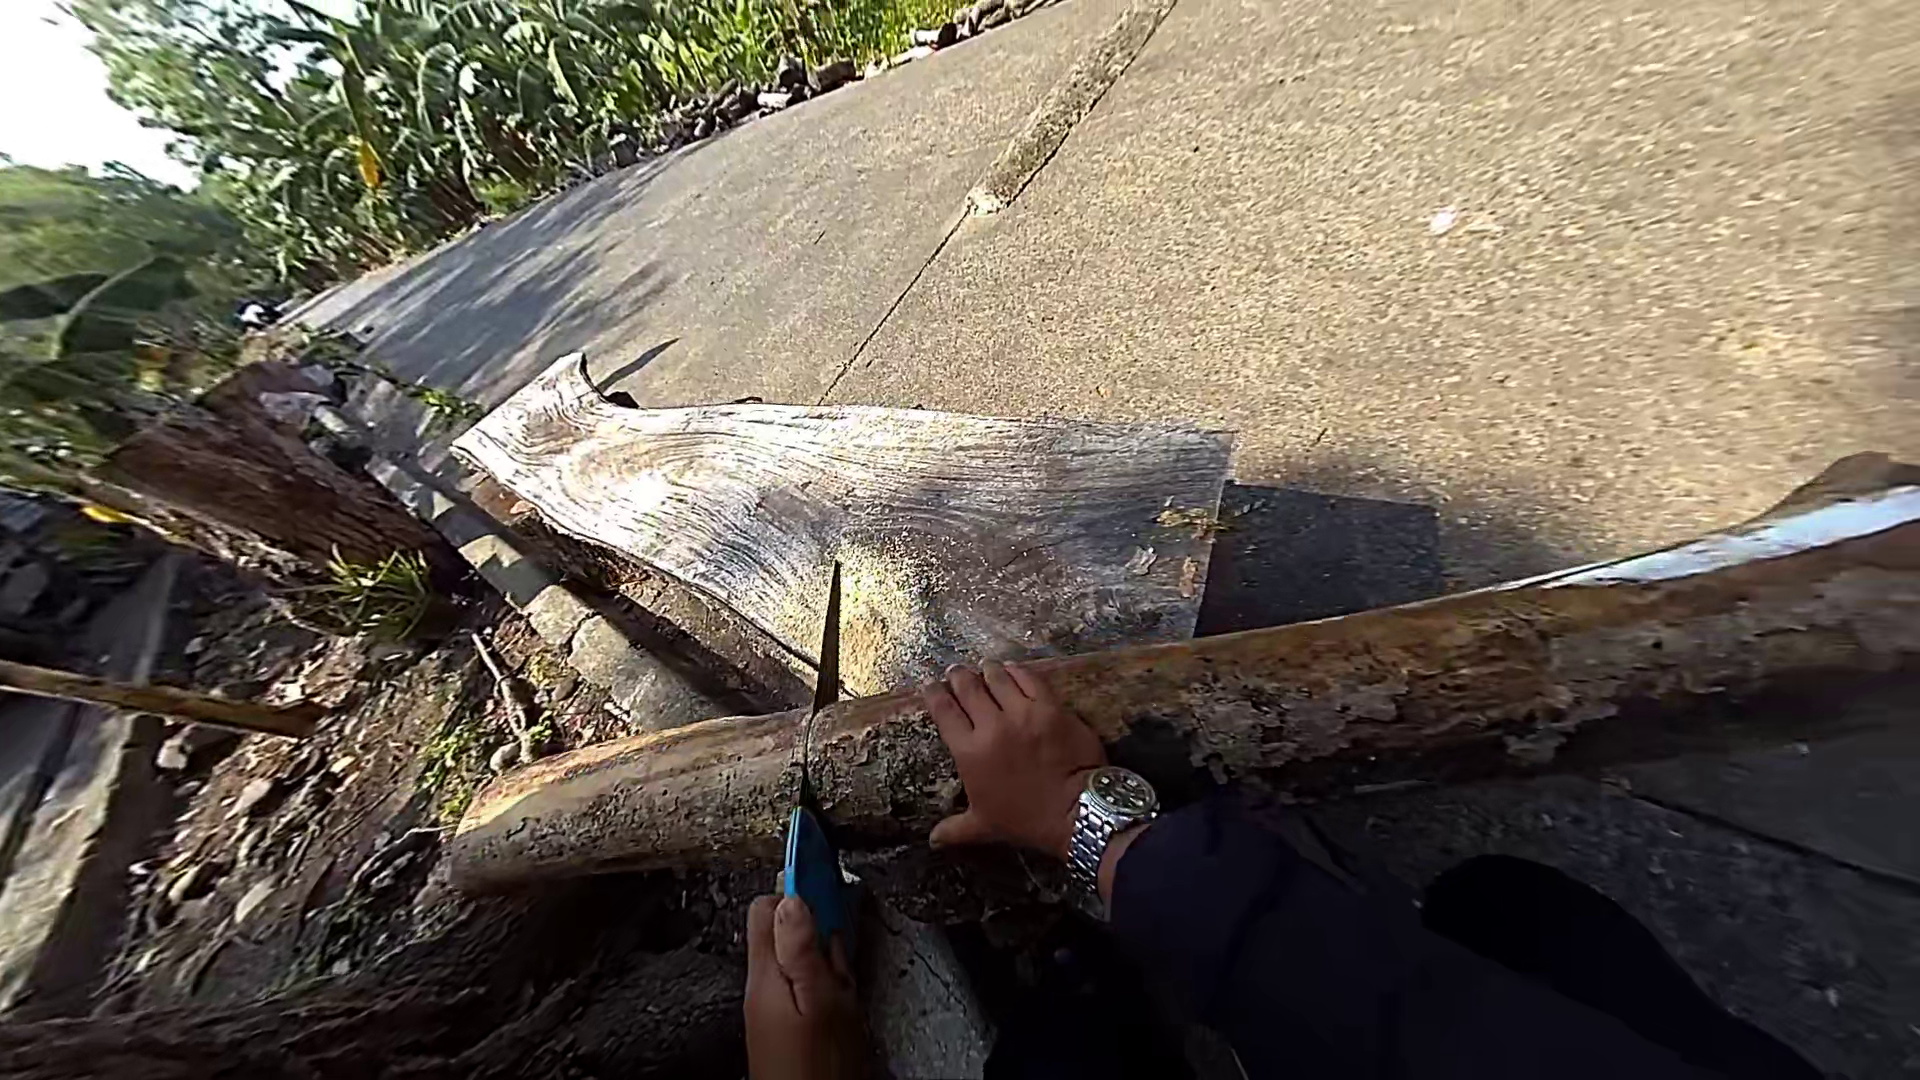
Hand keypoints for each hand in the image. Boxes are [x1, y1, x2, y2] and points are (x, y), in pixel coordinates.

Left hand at [745, 895, 864, 1079]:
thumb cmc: (817, 1069)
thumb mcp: (819, 1000)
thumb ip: (802, 947)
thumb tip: (791, 894)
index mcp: (766, 975)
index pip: (765, 908)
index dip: (793, 888)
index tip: (819, 881)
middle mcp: (763, 984)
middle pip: (781, 926)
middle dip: (814, 924)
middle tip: (835, 946)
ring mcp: (773, 1002)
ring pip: (796, 950)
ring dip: (822, 952)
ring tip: (839, 977)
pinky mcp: (787, 1017)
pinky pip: (803, 976)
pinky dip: (823, 976)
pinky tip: (839, 994)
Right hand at [921, 661, 1105, 858]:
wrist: (1076, 811)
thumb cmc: (1026, 820)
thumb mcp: (985, 826)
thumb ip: (955, 829)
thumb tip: (932, 840)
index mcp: (969, 752)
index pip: (943, 711)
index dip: (933, 693)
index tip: (930, 685)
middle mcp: (990, 725)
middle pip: (967, 687)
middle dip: (958, 675)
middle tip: (956, 670)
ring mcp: (1021, 712)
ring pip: (996, 677)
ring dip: (987, 669)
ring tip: (985, 666)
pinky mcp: (1049, 706)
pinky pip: (1029, 679)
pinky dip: (1017, 671)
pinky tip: (1012, 668)